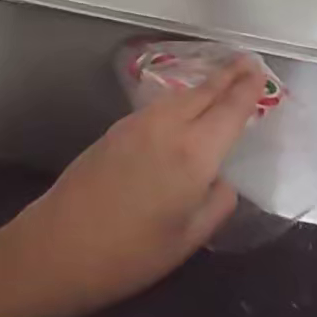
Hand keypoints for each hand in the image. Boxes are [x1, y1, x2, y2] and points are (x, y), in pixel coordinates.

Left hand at [0, 61, 269, 316]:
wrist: (58, 246)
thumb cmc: (130, 254)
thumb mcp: (188, 239)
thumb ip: (215, 203)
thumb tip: (219, 179)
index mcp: (192, 153)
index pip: (228, 111)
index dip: (246, 89)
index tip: (258, 70)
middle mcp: (163, 128)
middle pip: (200, 93)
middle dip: (225, 76)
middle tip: (245, 62)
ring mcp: (132, 126)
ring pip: (175, 97)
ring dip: (199, 87)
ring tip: (218, 83)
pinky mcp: (111, 132)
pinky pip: (155, 108)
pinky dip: (176, 101)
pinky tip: (180, 109)